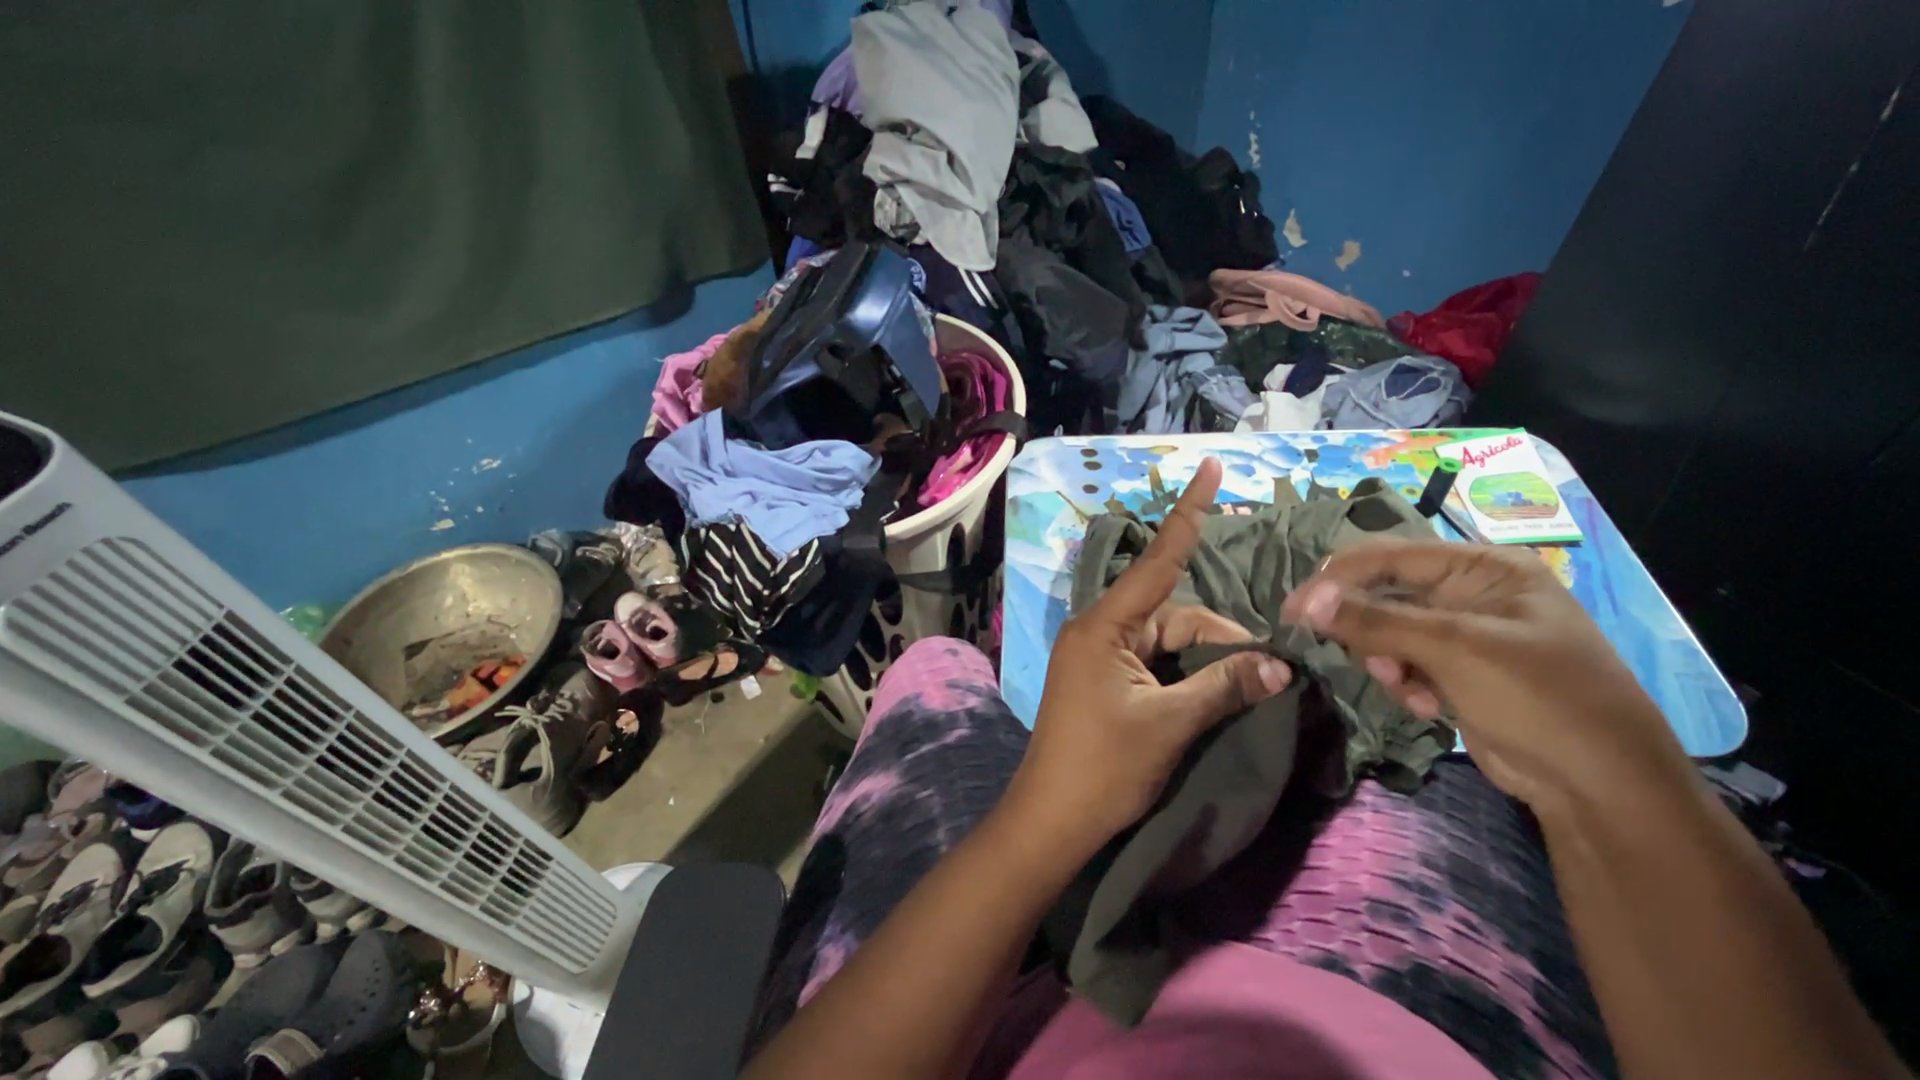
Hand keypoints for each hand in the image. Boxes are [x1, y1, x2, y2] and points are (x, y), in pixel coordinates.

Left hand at [1007, 458, 1291, 855]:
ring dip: (1207, 661)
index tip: (1207, 467)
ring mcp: (1099, 658)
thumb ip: (1224, 686)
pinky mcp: (1103, 682)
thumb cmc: (1103, 769)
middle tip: (1269, 669)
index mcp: (1104, 626)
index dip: (1188, 514)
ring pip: (1169, 641)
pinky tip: (1215, 693)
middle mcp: (1099, 631)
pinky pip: (1155, 662)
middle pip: (1174, 613)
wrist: (1051, 821)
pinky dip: (1186, 675)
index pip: (1159, 561)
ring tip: (1248, 686)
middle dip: (1222, 638)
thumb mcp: (1170, 725)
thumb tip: (1281, 664)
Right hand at [1281, 540, 1693, 815]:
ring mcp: (1468, 638)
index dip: (1338, 579)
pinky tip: (1426, 706)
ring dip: (1386, 661)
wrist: (1601, 785)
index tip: (1292, 611)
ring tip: (1406, 688)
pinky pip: (1408, 666)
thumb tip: (1304, 601)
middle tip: (1360, 660)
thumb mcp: (1455, 649)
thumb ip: (1376, 621)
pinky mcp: (1461, 676)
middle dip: (1368, 629)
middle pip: (1387, 595)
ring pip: (1391, 635)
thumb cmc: (1539, 697)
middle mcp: (1473, 594)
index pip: (1390, 556)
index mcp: (1483, 568)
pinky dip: (1406, 684)